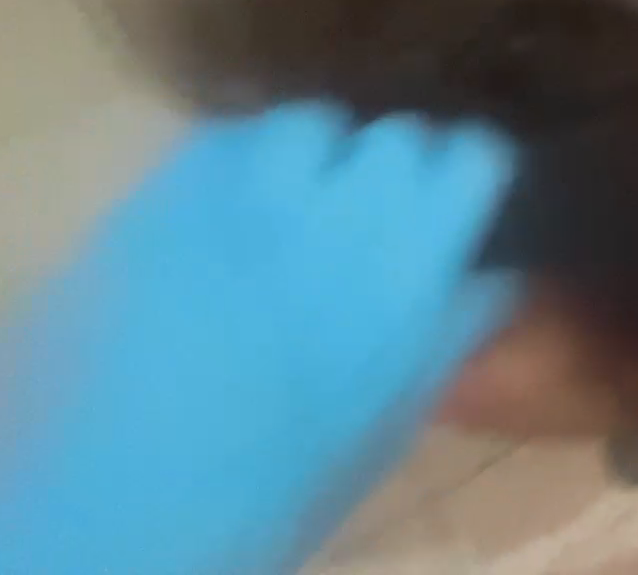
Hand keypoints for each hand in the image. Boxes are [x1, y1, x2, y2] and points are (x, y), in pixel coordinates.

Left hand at [0, 104, 518, 574]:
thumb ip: (464, 322)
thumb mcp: (411, 398)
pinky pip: (217, 141)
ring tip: (300, 188)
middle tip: (378, 200)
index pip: (477, 155)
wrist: (133, 515)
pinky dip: (236, 156)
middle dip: (399, 159)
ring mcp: (253, 204)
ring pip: (310, 122)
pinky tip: (231, 197)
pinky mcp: (162, 211)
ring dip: (317, 149)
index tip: (462, 184)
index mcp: (419, 254)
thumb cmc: (300, 463)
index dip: (474, 162)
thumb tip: (504, 275)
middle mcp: (350, 211)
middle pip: (400, 133)